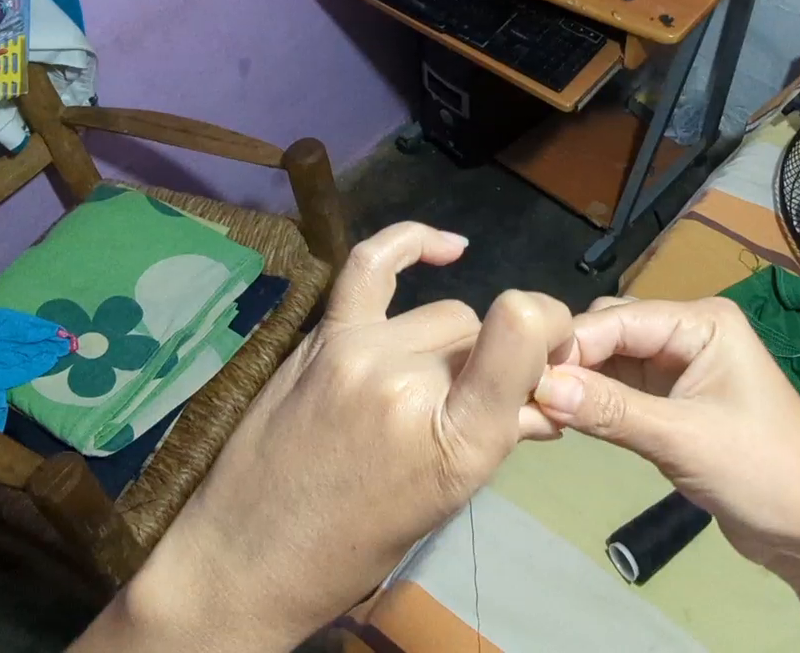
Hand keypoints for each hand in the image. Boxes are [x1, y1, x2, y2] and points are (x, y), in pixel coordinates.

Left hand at [92, 223, 573, 651]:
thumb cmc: (356, 547)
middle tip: (468, 401)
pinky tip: (447, 245)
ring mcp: (361, 350)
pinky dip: (412, 242)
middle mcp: (409, 382)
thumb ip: (502, 434)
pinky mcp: (324, 335)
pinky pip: (373, 263)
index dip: (550, 327)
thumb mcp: (445, 500)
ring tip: (432, 381)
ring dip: (450, 344)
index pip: (520, 336)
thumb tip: (551, 396)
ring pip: (442, 314)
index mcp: (454, 440)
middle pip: (480, 333)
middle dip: (489, 363)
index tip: (553, 347)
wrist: (247, 558)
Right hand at [531, 295, 799, 569]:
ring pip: (613, 357)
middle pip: (612, 330)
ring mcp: (680, 364)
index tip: (524, 372)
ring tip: (538, 401)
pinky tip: (567, 413)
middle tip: (527, 389)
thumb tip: (540, 388)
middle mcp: (688, 332)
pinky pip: (622, 386)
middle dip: (573, 357)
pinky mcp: (673, 398)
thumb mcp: (683, 440)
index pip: (620, 319)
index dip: (573, 343)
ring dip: (581, 378)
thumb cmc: (764, 475)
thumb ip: (611, 410)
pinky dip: (596, 398)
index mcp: (703, 321)